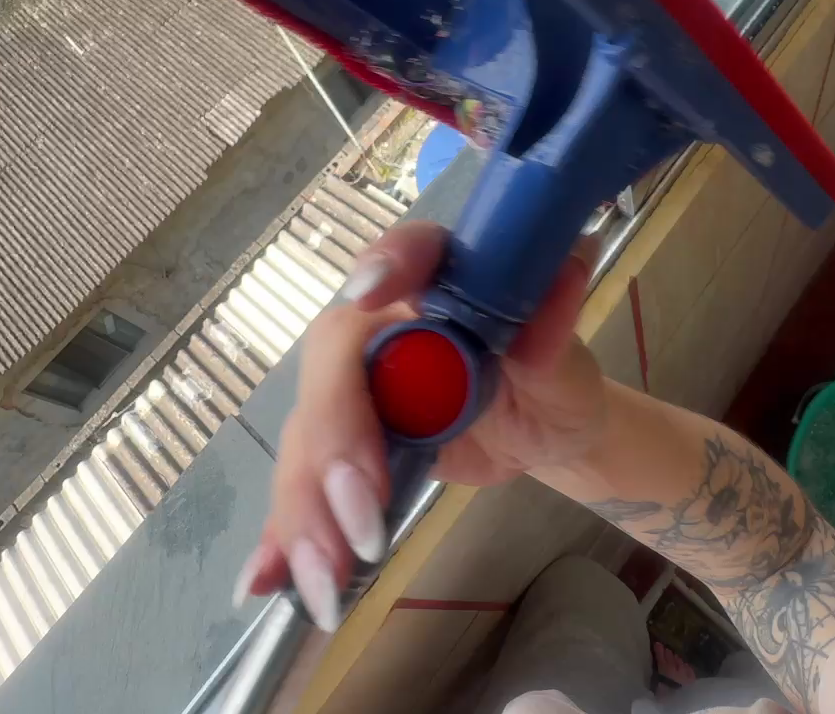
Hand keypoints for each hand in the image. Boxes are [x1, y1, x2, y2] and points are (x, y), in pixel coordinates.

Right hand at [232, 220, 607, 630]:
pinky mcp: (346, 447)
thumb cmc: (554, 387)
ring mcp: (358, 389)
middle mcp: (385, 326)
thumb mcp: (566, 368)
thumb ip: (553, 332)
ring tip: (325, 580)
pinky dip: (284, 529)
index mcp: (442, 286)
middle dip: (336, 438)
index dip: (384, 262)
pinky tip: (265, 576)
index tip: (369, 294)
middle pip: (334, 363)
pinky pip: (305, 482)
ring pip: (309, 434)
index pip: (410, 253)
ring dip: (306, 507)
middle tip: (362, 516)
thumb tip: (569, 271)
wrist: (539, 436)